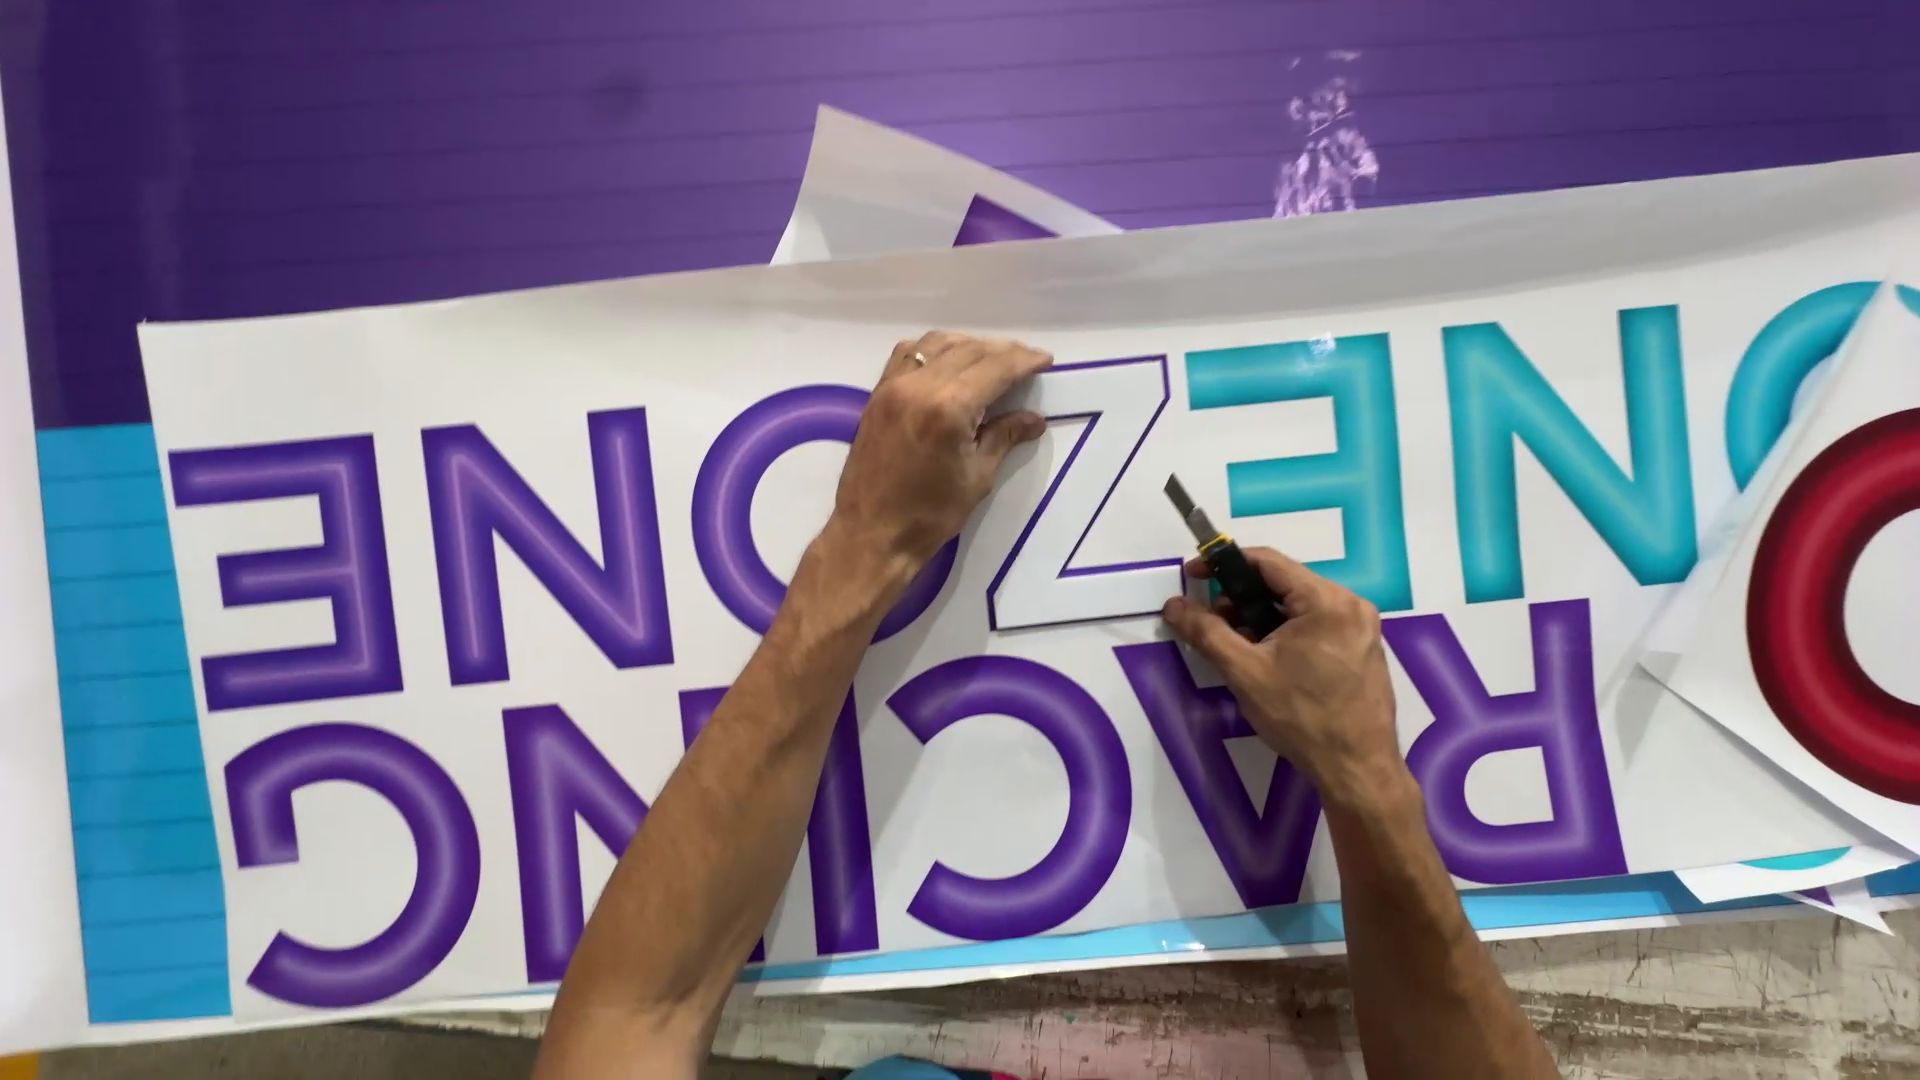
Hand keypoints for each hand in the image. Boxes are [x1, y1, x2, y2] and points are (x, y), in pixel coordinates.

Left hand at [827, 330, 1052, 585]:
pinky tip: (950, 364)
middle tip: (1026, 362)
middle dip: (1002, 352)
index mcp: (947, 409)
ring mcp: (893, 387)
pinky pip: (908, 355)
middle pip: (969, 350)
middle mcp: (918, 387)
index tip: (1044, 360)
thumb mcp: (977, 477)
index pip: (994, 367)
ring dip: (969, 346)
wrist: (870, 535)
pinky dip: (934, 351)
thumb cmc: (928, 516)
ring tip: (992, 361)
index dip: (1023, 360)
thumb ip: (1003, 437)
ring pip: (937, 344)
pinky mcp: (878, 395)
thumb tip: (1033, 419)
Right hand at [1161, 547, 1401, 807]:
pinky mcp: (1362, 648)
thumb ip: (1205, 631)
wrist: (1356, 771)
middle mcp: (1350, 605)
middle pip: (1283, 582)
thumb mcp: (1244, 672)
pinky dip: (1284, 631)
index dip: (1225, 563)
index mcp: (1327, 601)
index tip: (1195, 575)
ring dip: (1261, 617)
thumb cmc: (1302, 717)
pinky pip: (1314, 623)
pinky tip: (1268, 660)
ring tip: (1239, 648)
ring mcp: (1361, 627)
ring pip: (1297, 605)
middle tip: (1214, 624)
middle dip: (1241, 597)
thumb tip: (1173, 605)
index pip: (1268, 561)